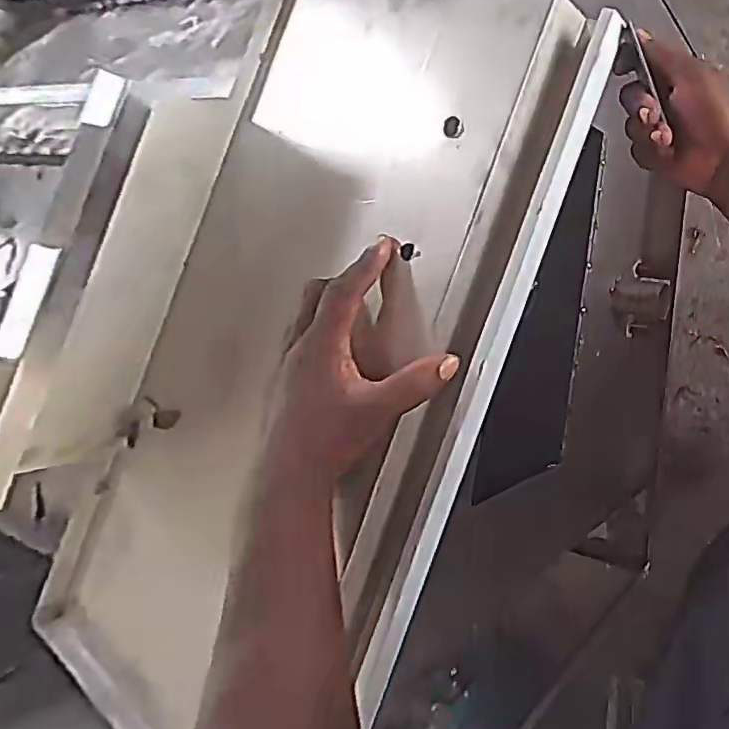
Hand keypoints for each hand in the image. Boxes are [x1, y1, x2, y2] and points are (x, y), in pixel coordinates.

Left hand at [266, 237, 459, 483]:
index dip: (366, 266)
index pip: (343, 293)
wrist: (286, 480)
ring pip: (305, 314)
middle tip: (371, 265)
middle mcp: (298, 352)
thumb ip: (416, 383)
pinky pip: (301, 337)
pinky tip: (337, 343)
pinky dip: (322, 324)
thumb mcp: (380, 409)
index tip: (382, 248)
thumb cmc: (321, 444)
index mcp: (320, 348)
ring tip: (355, 297)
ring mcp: (288, 367)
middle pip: (317, 294)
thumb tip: (443, 364)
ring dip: (332, 298)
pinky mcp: (285, 383)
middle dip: (347, 275)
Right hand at [619, 32, 728, 206]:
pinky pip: (637, 147)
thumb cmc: (717, 116)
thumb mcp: (690, 74)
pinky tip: (668, 148)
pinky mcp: (657, 151)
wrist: (724, 159)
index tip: (623, 67)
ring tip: (666, 134)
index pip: (643, 63)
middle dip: (638, 102)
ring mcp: (661, 127)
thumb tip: (640, 36)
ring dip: (646, 128)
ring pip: (631, 123)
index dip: (628, 63)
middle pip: (630, 94)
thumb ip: (660, 54)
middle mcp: (667, 101)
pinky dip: (651, 148)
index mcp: (676, 77)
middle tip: (652, 110)